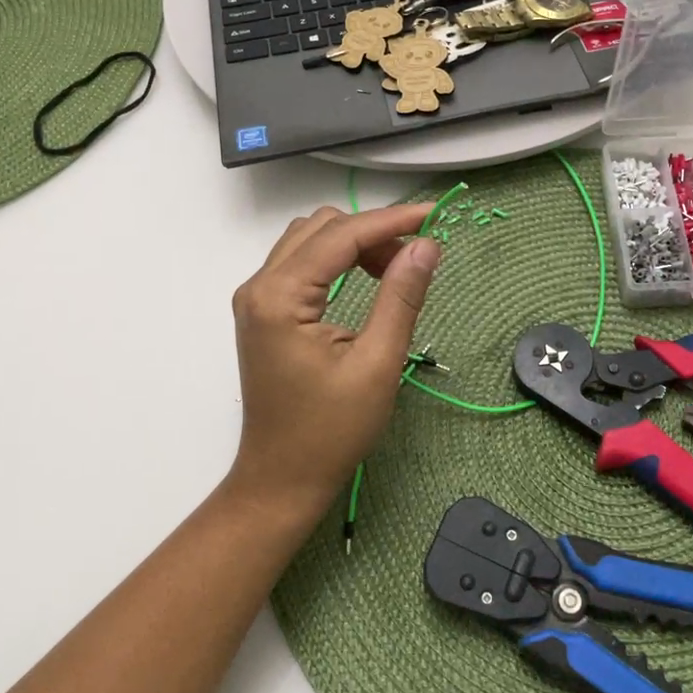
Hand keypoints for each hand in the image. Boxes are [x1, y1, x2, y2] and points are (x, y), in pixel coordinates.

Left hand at [227, 204, 438, 514]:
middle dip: (373, 232)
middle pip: (321, 228)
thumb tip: (426, 246)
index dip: (391, 221)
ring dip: (354, 244)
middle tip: (416, 259)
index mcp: (280, 298)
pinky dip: (337, 261)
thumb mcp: (377, 363)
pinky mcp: (263, 312)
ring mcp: (256, 299)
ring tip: (395, 271)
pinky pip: (301, 264)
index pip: (340, 236)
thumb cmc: (330, 431)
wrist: (282, 477)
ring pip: (310, 241)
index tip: (436, 215)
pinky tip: (366, 280)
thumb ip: (401, 297)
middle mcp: (258, 287)